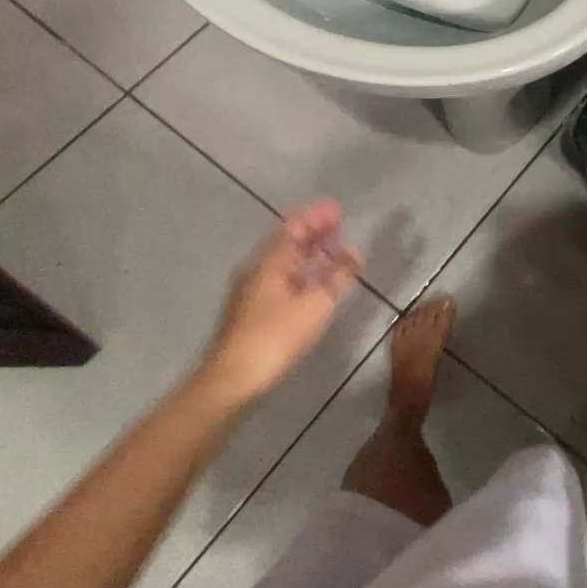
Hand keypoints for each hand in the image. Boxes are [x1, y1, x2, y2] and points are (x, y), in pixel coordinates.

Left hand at [198, 199, 362, 401]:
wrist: (231, 379)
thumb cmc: (276, 336)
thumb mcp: (316, 304)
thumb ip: (338, 275)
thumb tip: (354, 251)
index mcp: (270, 261)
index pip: (294, 226)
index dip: (317, 215)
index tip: (338, 208)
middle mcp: (256, 269)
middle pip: (286, 240)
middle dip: (313, 231)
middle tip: (339, 226)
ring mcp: (250, 290)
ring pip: (282, 260)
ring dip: (307, 251)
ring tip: (331, 249)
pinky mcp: (250, 309)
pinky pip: (279, 276)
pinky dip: (300, 270)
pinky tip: (313, 281)